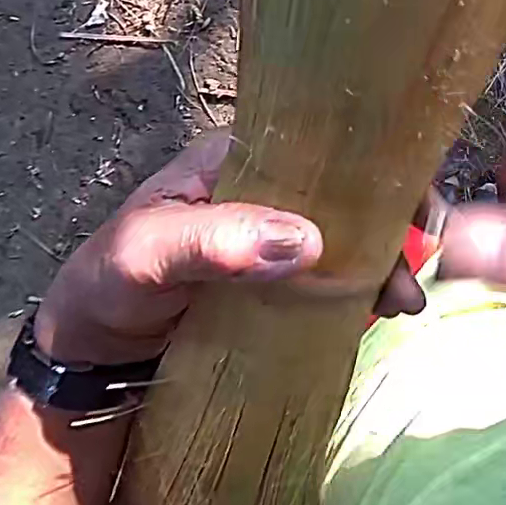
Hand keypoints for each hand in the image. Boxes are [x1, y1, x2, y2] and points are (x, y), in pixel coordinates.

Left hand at [35, 130, 426, 365]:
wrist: (94, 354)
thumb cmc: (109, 286)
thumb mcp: (145, 254)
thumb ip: (212, 241)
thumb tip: (308, 241)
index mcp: (237, 159)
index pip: (319, 150)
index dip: (371, 175)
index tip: (410, 216)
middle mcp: (263, 191)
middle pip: (343, 195)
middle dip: (388, 227)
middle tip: (407, 281)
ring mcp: (272, 238)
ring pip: (343, 238)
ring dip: (380, 264)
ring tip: (400, 304)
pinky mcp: (277, 284)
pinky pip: (330, 279)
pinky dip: (359, 292)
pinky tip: (378, 315)